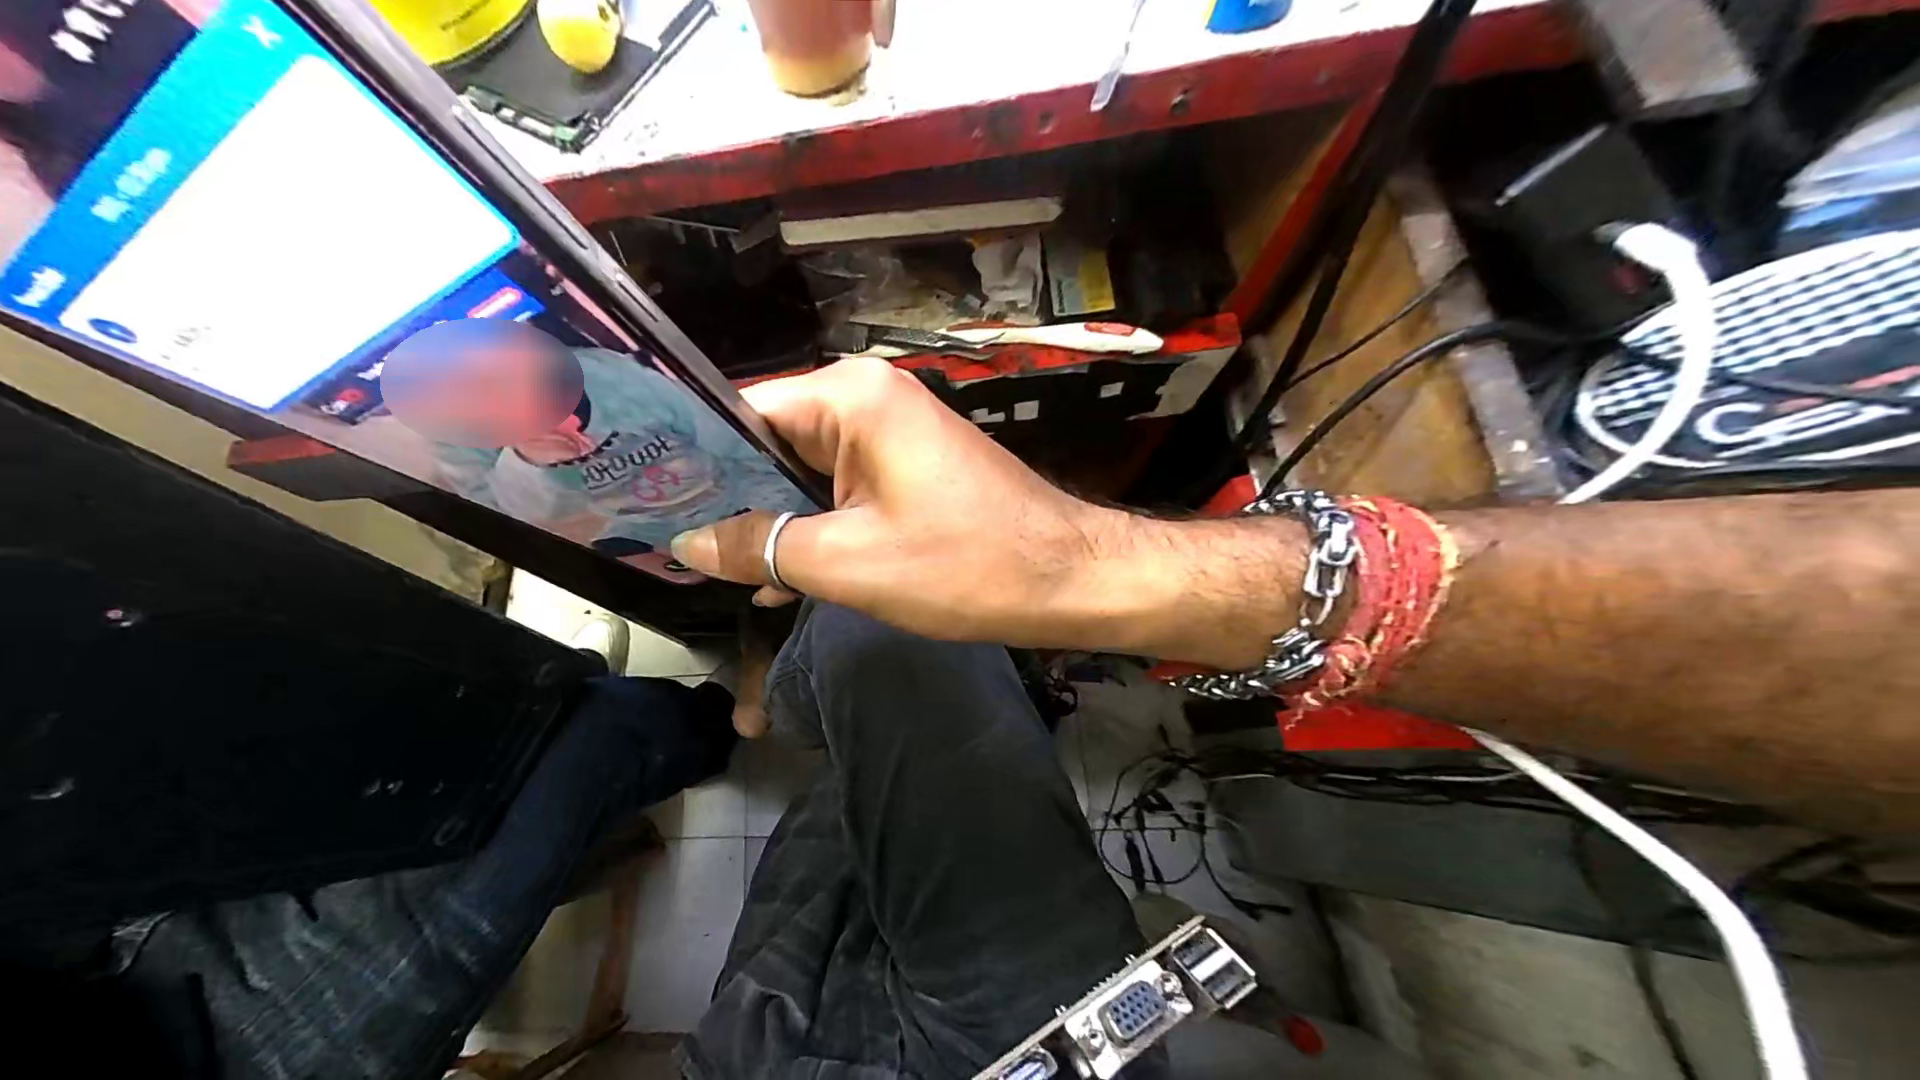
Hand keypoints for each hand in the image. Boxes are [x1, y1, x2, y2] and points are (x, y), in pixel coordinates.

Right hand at [669, 359, 1136, 648]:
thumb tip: (688, 542)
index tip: (647, 499)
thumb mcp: (848, 562)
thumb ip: (761, 545)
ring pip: (805, 469)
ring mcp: (894, 432)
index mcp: (850, 397)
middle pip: (771, 439)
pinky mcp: (910, 467)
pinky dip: (812, 524)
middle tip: (668, 539)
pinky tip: (777, 573)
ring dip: (769, 517)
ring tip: (709, 563)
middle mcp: (869, 398)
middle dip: (728, 494)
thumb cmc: (965, 565)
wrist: (1069, 577)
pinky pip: (842, 487)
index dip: (693, 459)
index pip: (741, 413)